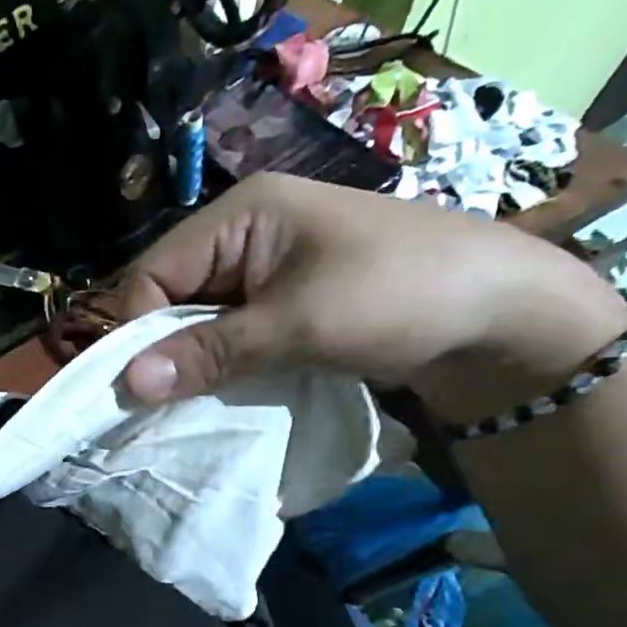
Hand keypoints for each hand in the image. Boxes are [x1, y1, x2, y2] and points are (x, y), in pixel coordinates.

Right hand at [119, 173, 626, 420]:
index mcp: (241, 215)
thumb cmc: (398, 293)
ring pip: (198, 326)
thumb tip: (129, 384)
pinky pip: (229, 342)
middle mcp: (243, 240)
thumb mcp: (299, 322)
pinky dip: (220, 373)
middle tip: (159, 410)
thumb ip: (212, 351)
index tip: (140, 388)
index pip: (153, 272)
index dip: (138, 330)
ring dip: (192, 369)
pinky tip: (219, 402)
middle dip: (164, 354)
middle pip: (170, 300)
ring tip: (188, 411)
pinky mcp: (280, 311)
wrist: (497, 315)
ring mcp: (262, 277)